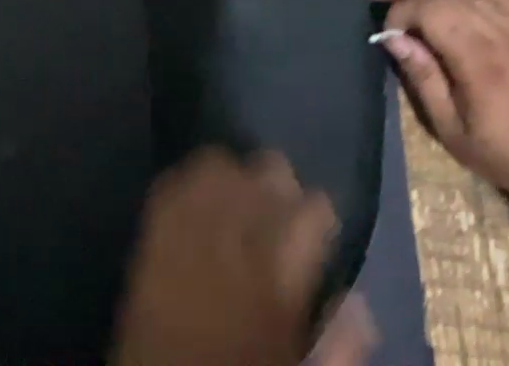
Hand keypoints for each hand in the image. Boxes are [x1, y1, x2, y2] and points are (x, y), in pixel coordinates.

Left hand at [113, 149, 375, 365]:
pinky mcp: (152, 233)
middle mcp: (237, 239)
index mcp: (280, 275)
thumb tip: (355, 303)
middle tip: (275, 205)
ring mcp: (189, 229)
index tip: (314, 227)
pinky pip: (171, 186)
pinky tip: (194, 195)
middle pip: (267, 171)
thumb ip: (338, 341)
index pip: (314, 209)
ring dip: (231, 177)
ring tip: (234, 195)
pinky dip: (187, 182)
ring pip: (217, 168)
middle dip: (277, 182)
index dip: (317, 214)